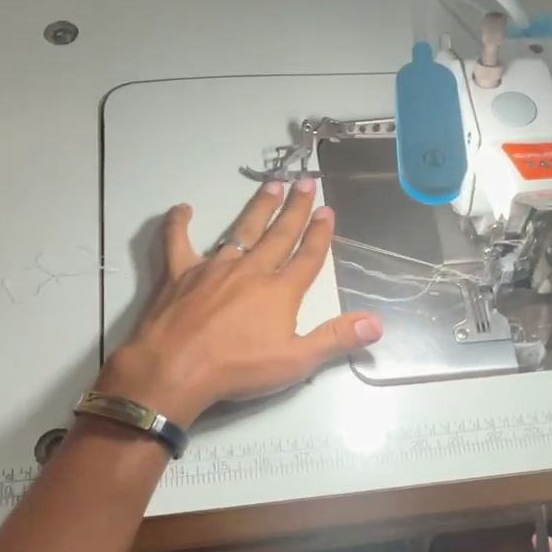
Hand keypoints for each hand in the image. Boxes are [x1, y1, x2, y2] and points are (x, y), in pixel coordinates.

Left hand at [97, 179, 382, 422]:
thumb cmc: (238, 369)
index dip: (321, 234)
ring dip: (257, 207)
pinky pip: (177, 241)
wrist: (175, 369)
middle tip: (306, 182)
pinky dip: (179, 223)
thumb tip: (376, 323)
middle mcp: (251, 270)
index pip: (308, 256)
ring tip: (271, 185)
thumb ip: (336, 339)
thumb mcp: (296, 361)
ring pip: (240, 230)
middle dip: (295, 208)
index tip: (329, 211)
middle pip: (278, 234)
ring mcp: (213, 267)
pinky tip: (184, 208)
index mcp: (280, 291)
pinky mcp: (179, 273)